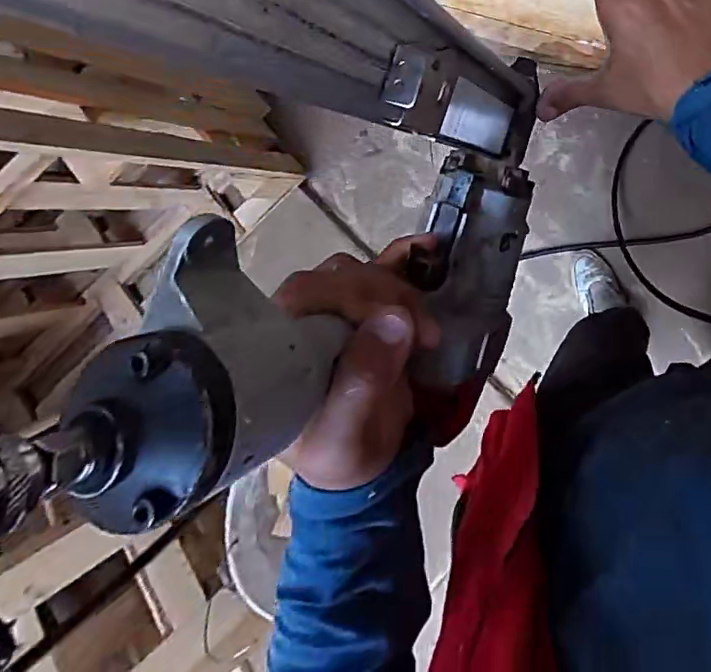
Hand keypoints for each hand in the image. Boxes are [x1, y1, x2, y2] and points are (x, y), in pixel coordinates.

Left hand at [274, 235, 442, 490]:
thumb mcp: (345, 432)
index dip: (355, 297)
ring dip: (402, 290)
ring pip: (365, 270)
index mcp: (278, 344)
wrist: (361, 464)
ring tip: (428, 329)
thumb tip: (395, 320)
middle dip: (389, 297)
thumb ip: (363, 381)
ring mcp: (334, 306)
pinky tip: (433, 246)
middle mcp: (299, 317)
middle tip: (426, 335)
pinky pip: (384, 266)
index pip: (308, 293)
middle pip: (341, 277)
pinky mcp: (367, 304)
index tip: (400, 325)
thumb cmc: (340, 452)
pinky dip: (408, 256)